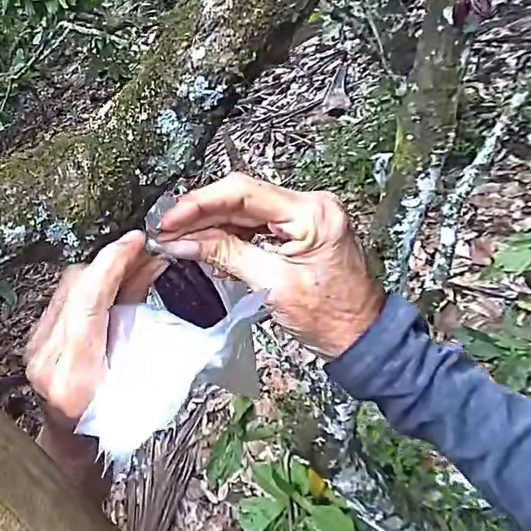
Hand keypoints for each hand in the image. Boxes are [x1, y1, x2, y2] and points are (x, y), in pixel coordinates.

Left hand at [24, 231, 164, 489]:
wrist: (75, 446)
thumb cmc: (115, 423)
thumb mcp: (141, 377)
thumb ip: (138, 318)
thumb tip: (149, 268)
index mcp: (76, 374)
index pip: (88, 301)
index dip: (112, 263)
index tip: (135, 241)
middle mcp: (47, 360)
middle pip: (76, 286)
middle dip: (111, 261)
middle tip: (141, 251)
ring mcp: (35, 349)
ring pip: (67, 286)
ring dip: (101, 272)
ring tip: (131, 265)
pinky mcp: (34, 341)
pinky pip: (62, 298)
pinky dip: (89, 285)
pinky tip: (110, 284)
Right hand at [154, 173, 384, 357]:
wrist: (363, 338)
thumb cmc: (332, 318)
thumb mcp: (272, 285)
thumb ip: (226, 255)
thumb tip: (184, 241)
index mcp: (312, 213)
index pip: (243, 192)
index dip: (200, 203)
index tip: (171, 219)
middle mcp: (311, 205)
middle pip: (241, 198)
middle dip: (201, 214)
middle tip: (167, 231)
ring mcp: (305, 216)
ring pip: (245, 211)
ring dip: (211, 225)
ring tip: (179, 240)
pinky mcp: (300, 230)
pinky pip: (256, 225)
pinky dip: (229, 236)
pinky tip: (206, 247)